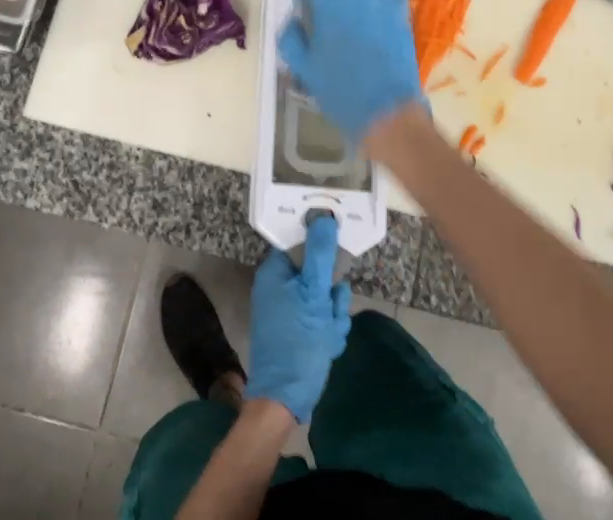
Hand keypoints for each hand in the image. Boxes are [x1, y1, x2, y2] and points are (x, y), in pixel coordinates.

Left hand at [246, 214, 351, 422]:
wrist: (285, 396)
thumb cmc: (298, 341)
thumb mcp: (314, 294)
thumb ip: (320, 254)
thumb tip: (323, 216)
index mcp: (274, 273)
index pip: (301, 245)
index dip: (322, 251)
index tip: (338, 261)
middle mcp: (277, 288)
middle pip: (318, 274)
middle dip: (332, 294)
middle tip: (331, 310)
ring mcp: (286, 312)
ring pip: (324, 300)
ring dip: (334, 315)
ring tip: (328, 334)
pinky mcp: (296, 332)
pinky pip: (321, 320)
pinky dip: (329, 331)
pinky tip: (327, 346)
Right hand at [278, 0, 422, 141]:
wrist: (387, 110)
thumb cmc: (340, 89)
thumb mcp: (304, 68)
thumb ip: (291, 40)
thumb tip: (292, 22)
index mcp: (331, 8)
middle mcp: (361, 0)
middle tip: (335, 0)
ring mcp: (388, 9)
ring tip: (358, 11)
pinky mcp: (405, 23)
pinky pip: (393, 4)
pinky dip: (382, 8)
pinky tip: (375, 26)